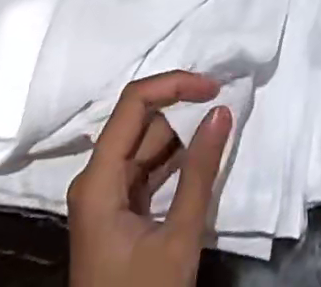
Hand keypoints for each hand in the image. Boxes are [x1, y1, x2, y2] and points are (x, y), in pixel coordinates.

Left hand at [67, 71, 233, 286]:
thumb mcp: (178, 236)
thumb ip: (200, 171)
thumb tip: (221, 110)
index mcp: (98, 179)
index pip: (133, 104)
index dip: (173, 85)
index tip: (213, 87)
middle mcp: (96, 178)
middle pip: (139, 121)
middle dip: (181, 107)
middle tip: (224, 104)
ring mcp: (106, 196)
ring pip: (146, 144)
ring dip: (183, 133)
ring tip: (220, 126)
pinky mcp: (120, 211)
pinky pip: (148, 168)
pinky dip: (176, 159)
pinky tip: (204, 155)